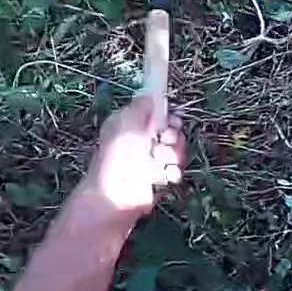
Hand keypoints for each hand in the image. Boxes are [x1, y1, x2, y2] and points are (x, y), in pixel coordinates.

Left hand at [81, 92, 183, 217]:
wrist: (115, 196)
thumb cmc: (117, 157)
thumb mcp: (125, 123)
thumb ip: (139, 106)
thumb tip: (151, 94)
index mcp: (130, 125)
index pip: (155, 112)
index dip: (166, 113)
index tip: (170, 117)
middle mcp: (141, 141)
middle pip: (171, 130)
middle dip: (172, 134)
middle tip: (164, 140)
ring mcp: (151, 161)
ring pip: (176, 149)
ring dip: (172, 154)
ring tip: (160, 162)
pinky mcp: (158, 179)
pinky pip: (175, 169)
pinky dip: (172, 171)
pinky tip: (164, 176)